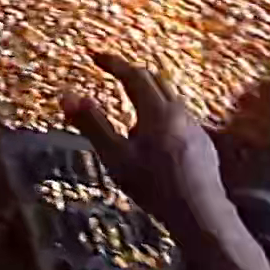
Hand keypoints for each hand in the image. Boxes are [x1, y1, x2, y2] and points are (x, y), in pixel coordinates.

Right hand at [63, 54, 239, 242]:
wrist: (201, 214)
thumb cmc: (153, 185)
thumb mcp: (114, 156)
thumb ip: (92, 123)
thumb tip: (67, 95)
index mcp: (157, 112)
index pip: (134, 76)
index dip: (113, 63)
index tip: (94, 55)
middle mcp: (180, 113)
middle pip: (156, 80)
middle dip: (131, 72)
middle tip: (110, 71)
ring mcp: (195, 128)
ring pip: (169, 97)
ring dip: (146, 91)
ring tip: (127, 100)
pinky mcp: (202, 143)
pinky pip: (178, 114)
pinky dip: (158, 109)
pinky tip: (150, 131)